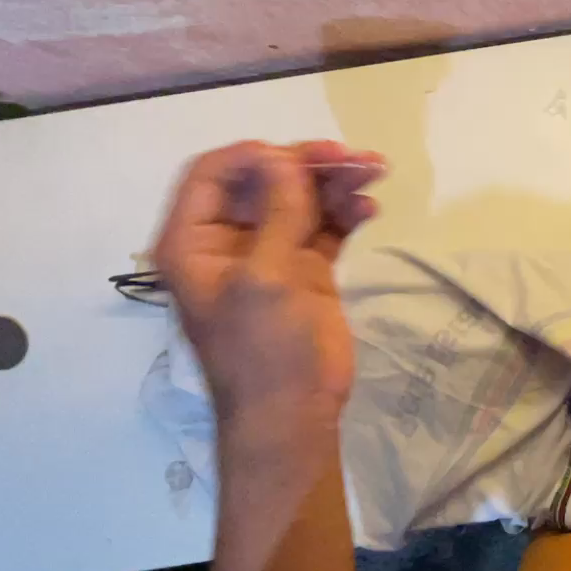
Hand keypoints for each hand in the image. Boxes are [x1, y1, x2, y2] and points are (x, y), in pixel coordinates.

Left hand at [152, 140, 383, 439]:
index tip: (305, 158)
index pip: (215, 174)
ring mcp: (272, 254)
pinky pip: (325, 229)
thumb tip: (282, 157)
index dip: (258, 156)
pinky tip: (370, 209)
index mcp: (195, 240)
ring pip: (301, 202)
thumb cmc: (265, 351)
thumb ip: (275, 215)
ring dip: (335, 186)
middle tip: (355, 159)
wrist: (293, 414)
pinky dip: (346, 215)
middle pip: (265, 181)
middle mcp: (230, 240)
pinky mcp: (307, 271)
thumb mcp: (264, 279)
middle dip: (309, 166)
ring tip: (374, 175)